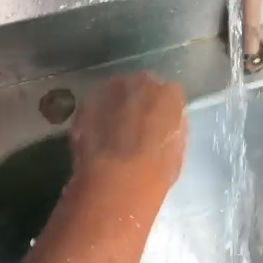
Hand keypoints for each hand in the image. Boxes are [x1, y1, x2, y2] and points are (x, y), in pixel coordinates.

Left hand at [67, 72, 187, 196]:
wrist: (115, 179)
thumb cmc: (155, 171)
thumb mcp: (175, 151)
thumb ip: (170, 128)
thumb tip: (162, 125)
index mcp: (169, 94)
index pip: (169, 94)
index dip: (162, 111)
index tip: (158, 125)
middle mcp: (141, 82)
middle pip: (141, 86)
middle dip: (138, 102)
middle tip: (133, 127)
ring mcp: (112, 88)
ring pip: (116, 92)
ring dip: (115, 106)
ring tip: (111, 132)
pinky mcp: (87, 100)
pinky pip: (95, 104)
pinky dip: (95, 116)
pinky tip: (94, 136)